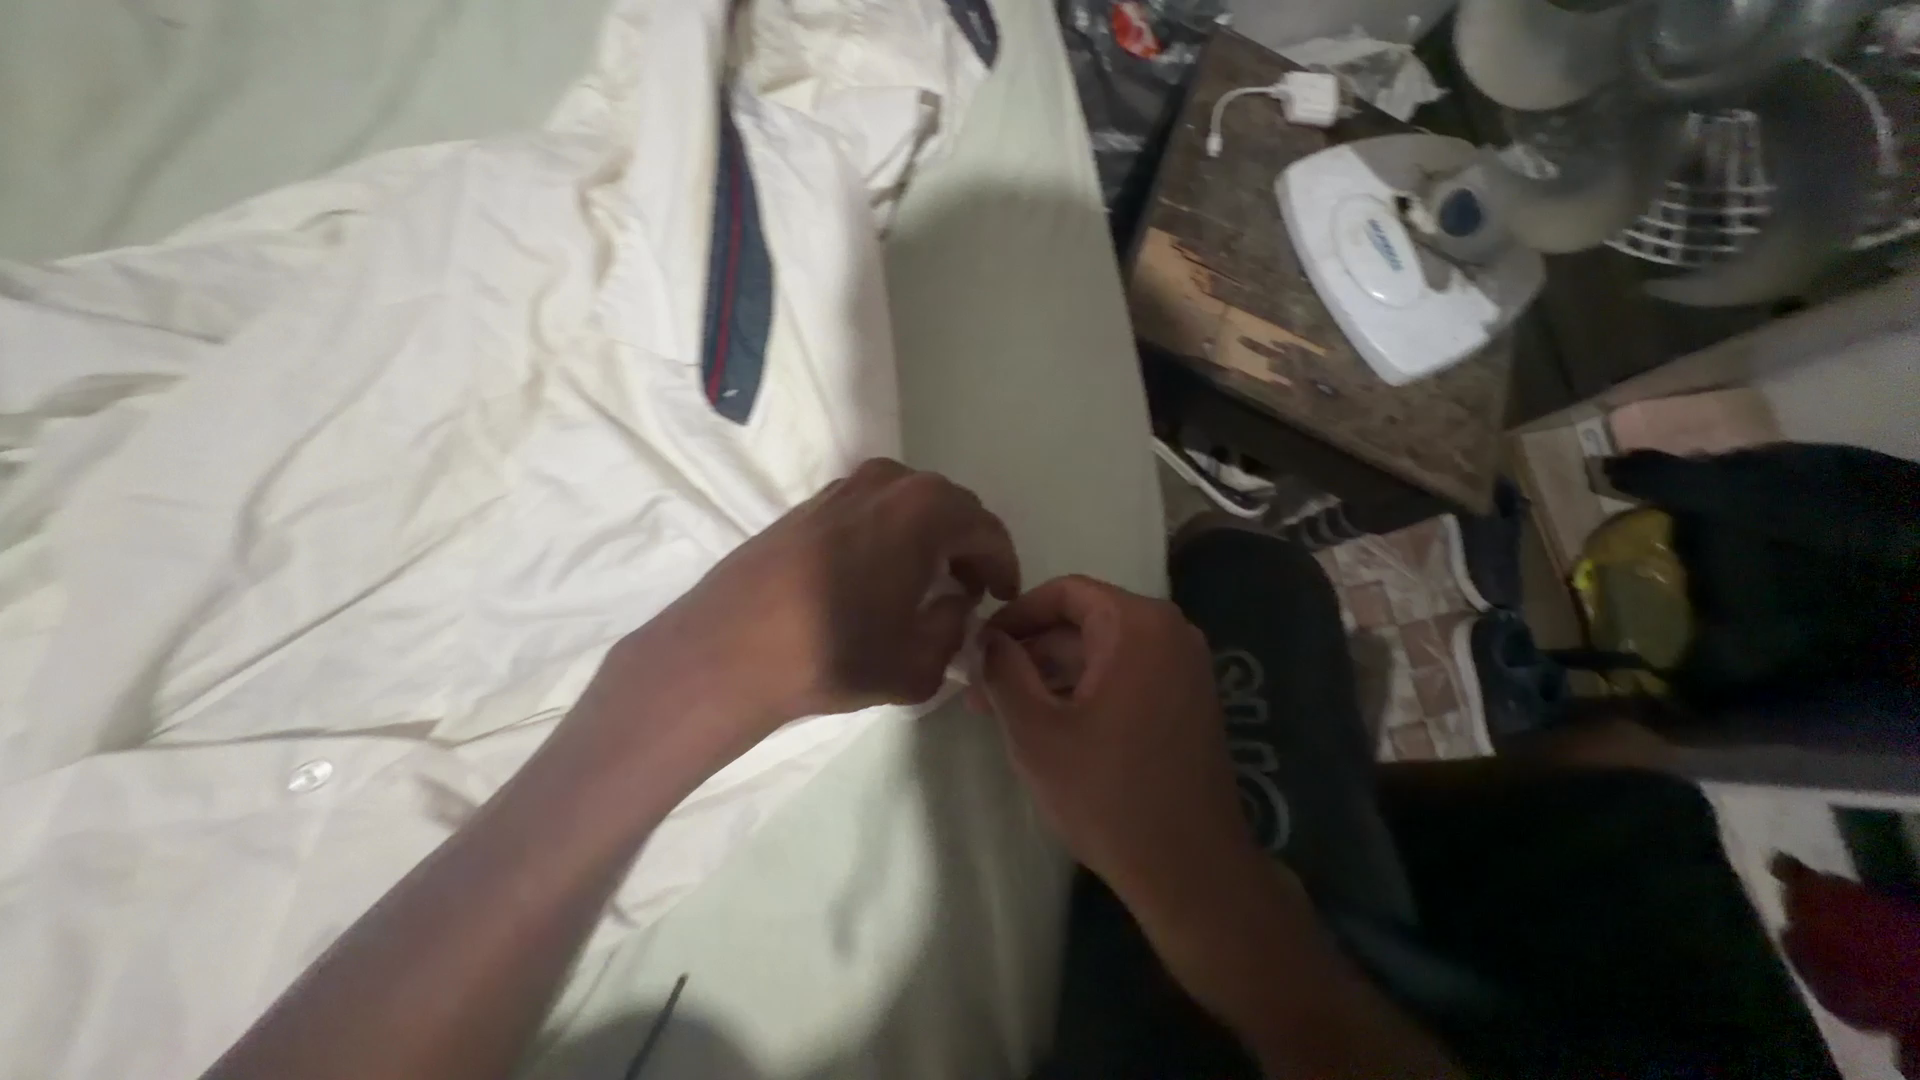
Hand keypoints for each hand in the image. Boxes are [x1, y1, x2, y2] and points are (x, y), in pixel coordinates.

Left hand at [617, 459, 1018, 740]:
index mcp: (927, 509)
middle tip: (968, 588)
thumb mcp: (920, 663)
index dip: (1003, 566)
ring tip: (923, 580)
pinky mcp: (809, 503)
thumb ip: (953, 627)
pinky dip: (889, 533)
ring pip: (907, 504)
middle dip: (966, 546)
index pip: (987, 530)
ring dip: (927, 536)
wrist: (731, 648)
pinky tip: (876, 573)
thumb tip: (952, 604)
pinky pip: (871, 509)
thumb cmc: (837, 653)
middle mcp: (889, 481)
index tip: (1002, 596)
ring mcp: (844, 486)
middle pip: (949, 508)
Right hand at [975, 575, 1259, 917]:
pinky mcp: (1189, 701)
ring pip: (1104, 652)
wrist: (1190, 867)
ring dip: (1053, 675)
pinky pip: (1128, 675)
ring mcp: (1187, 668)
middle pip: (1084, 621)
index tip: (979, 648)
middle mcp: (1171, 633)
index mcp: (1138, 625)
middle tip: (982, 689)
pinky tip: (1049, 725)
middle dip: (1029, 652)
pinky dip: (1086, 690)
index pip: (1065, 593)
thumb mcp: (1035, 730)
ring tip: (1005, 712)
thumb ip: (1003, 671)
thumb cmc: (1106, 793)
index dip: (1015, 615)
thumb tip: (986, 640)